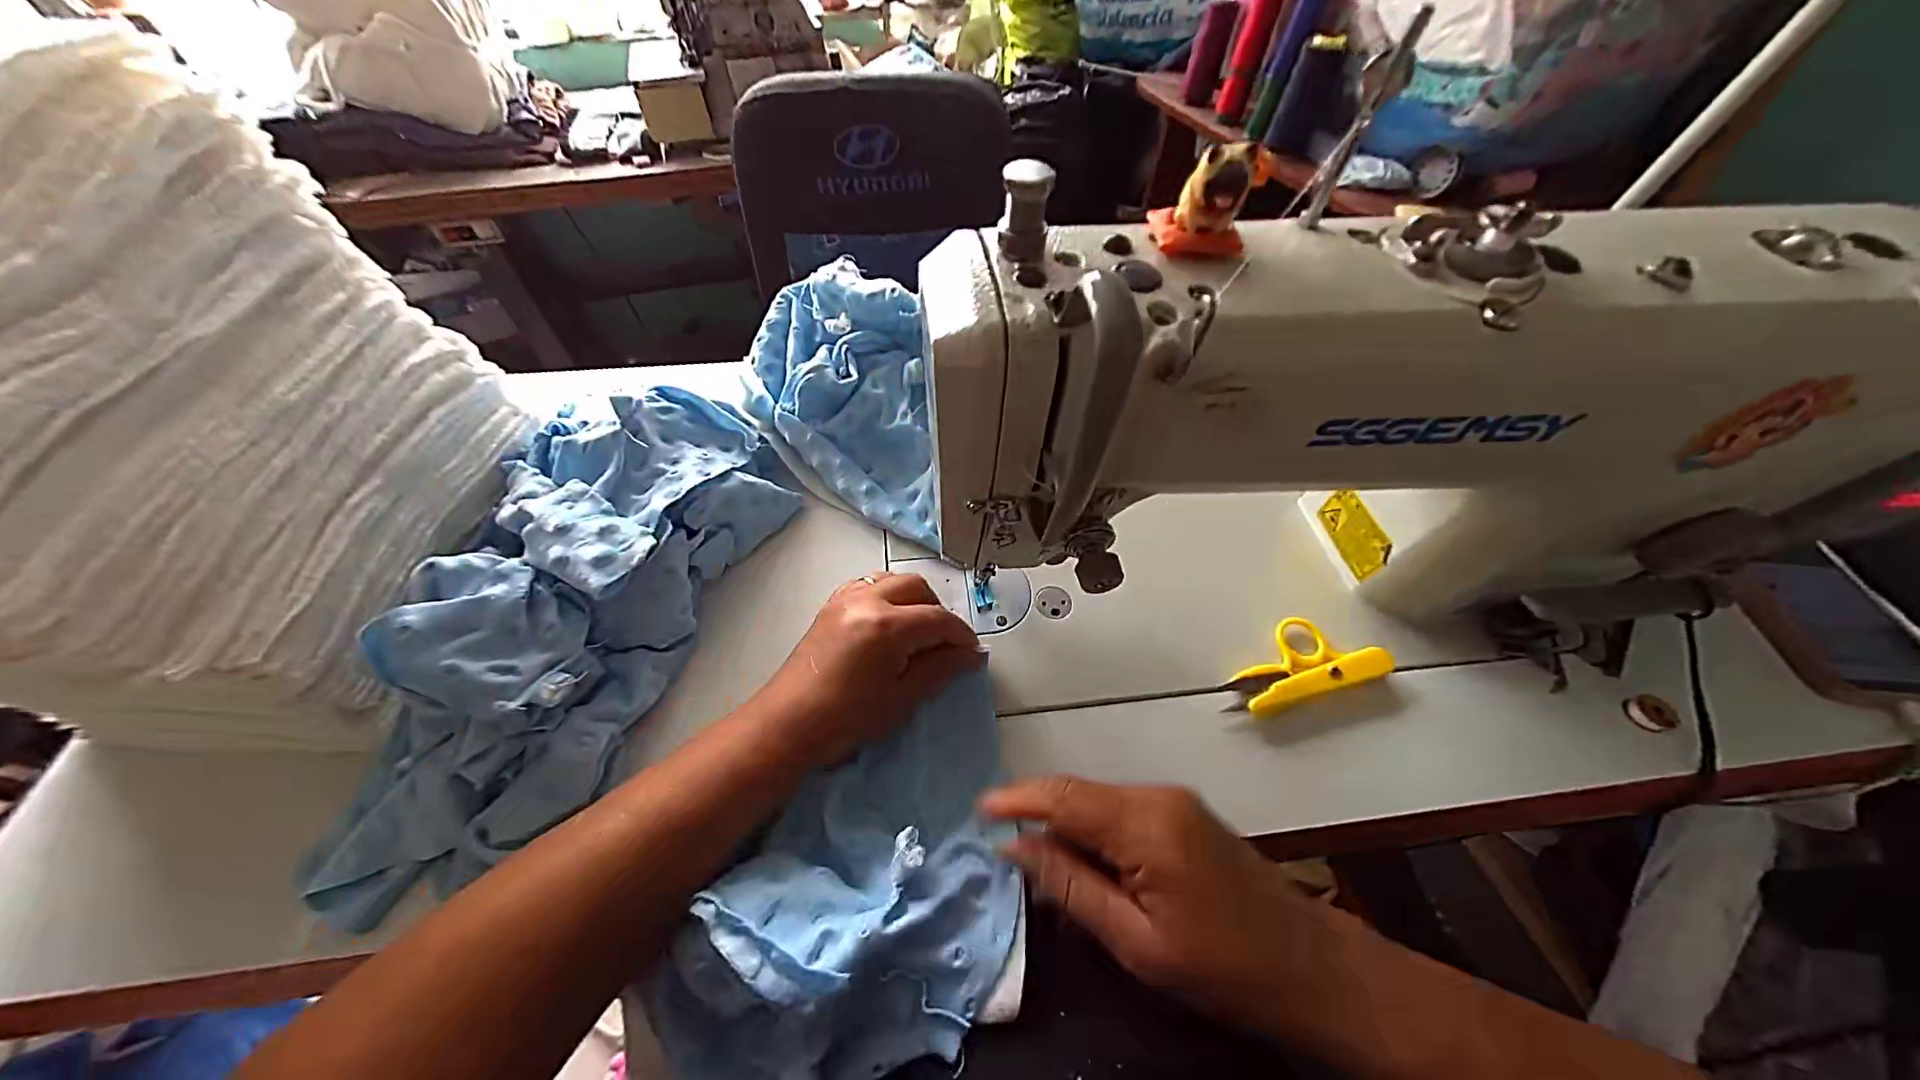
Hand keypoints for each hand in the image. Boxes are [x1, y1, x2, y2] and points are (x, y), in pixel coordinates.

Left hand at [751, 572, 981, 764]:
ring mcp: (844, 600)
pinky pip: (867, 586)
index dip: (961, 636)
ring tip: (918, 633)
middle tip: (945, 645)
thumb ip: (940, 669)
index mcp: (887, 625)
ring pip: (892, 580)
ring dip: (912, 599)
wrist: (788, 725)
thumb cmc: (846, 719)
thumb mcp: (902, 697)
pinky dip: (886, 596)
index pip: (939, 619)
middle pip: (917, 588)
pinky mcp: (830, 607)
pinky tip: (888, 623)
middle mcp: (866, 601)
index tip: (971, 653)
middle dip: (938, 612)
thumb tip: (969, 655)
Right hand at [980, 776, 1355, 1032]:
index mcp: (1145, 824)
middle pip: (1078, 793)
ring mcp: (1173, 800)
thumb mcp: (1136, 940)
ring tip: (1042, 866)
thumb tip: (1016, 848)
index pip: (1063, 796)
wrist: (1311, 966)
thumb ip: (1070, 886)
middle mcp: (1157, 796)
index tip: (979, 810)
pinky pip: (1119, 809)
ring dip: (1065, 825)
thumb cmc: (1223, 966)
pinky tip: (1087, 864)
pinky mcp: (1181, 811)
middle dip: (1038, 814)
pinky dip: (1093, 830)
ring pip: (1096, 800)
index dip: (1016, 798)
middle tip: (1005, 849)